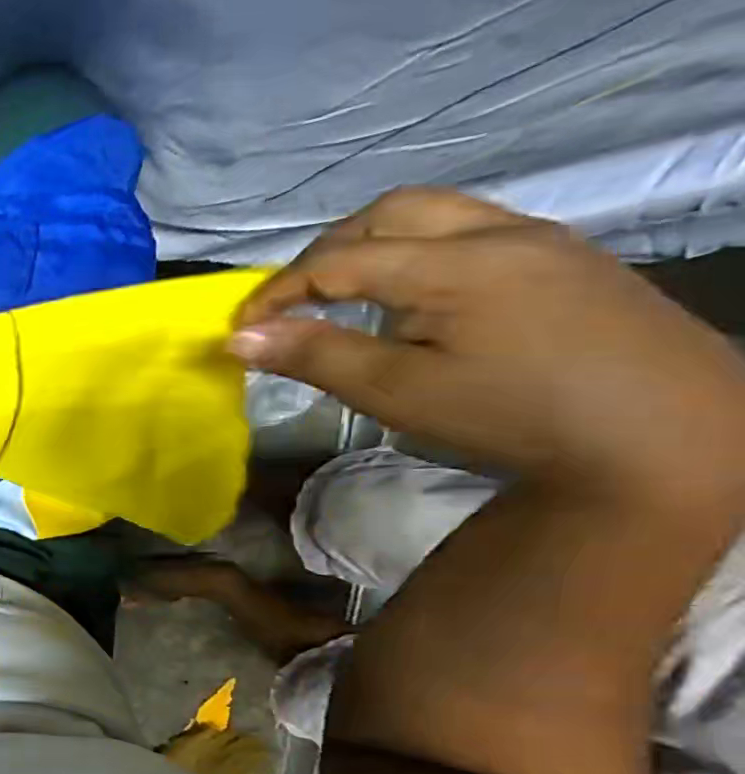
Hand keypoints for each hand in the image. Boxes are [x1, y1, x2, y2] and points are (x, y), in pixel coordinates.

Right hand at [230, 187, 744, 504]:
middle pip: (385, 213)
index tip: (238, 330)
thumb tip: (239, 338)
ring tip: (337, 294)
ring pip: (431, 213)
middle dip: (320, 253)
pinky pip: (466, 229)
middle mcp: (497, 233)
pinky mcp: (562, 256)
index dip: (276, 292)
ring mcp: (538, 238)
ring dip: (368, 244)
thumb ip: (315, 356)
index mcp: (454, 264)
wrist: (665, 431)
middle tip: (287, 303)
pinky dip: (412, 250)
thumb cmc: (512, 412)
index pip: (337, 260)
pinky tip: (407, 296)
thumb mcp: (396, 391)